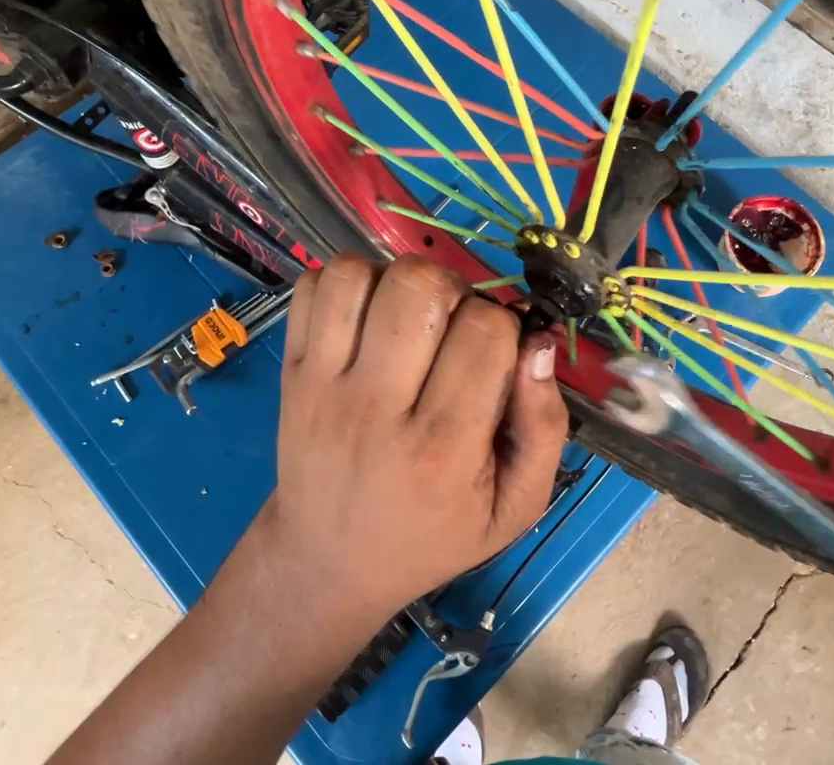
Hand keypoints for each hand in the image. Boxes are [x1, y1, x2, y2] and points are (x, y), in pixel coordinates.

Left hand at [253, 254, 569, 626]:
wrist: (330, 559)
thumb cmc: (433, 534)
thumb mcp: (514, 506)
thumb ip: (544, 427)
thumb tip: (540, 343)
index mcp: (442, 448)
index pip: (485, 331)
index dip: (502, 325)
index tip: (495, 352)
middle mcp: (376, 409)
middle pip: (419, 287)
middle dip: (452, 289)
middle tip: (451, 325)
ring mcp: (322, 385)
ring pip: (358, 275)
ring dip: (394, 280)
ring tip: (407, 317)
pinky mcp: (289, 370)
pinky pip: (312, 285)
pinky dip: (345, 284)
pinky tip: (365, 318)